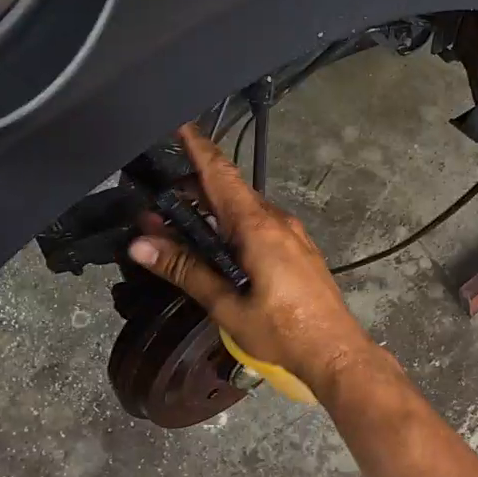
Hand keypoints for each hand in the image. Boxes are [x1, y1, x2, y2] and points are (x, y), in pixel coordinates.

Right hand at [127, 124, 378, 390]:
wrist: (336, 353)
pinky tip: (215, 250)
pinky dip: (233, 231)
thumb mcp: (227, 304)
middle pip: (230, 193)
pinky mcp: (300, 255)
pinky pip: (261, 231)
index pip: (221, 174)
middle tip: (152, 203)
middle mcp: (279, 223)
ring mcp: (294, 238)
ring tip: (174, 230)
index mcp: (259, 227)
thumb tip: (141, 244)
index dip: (197, 147)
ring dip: (211, 215)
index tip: (176, 122)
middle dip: (192, 192)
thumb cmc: (284, 331)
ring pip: (245, 214)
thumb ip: (186, 271)